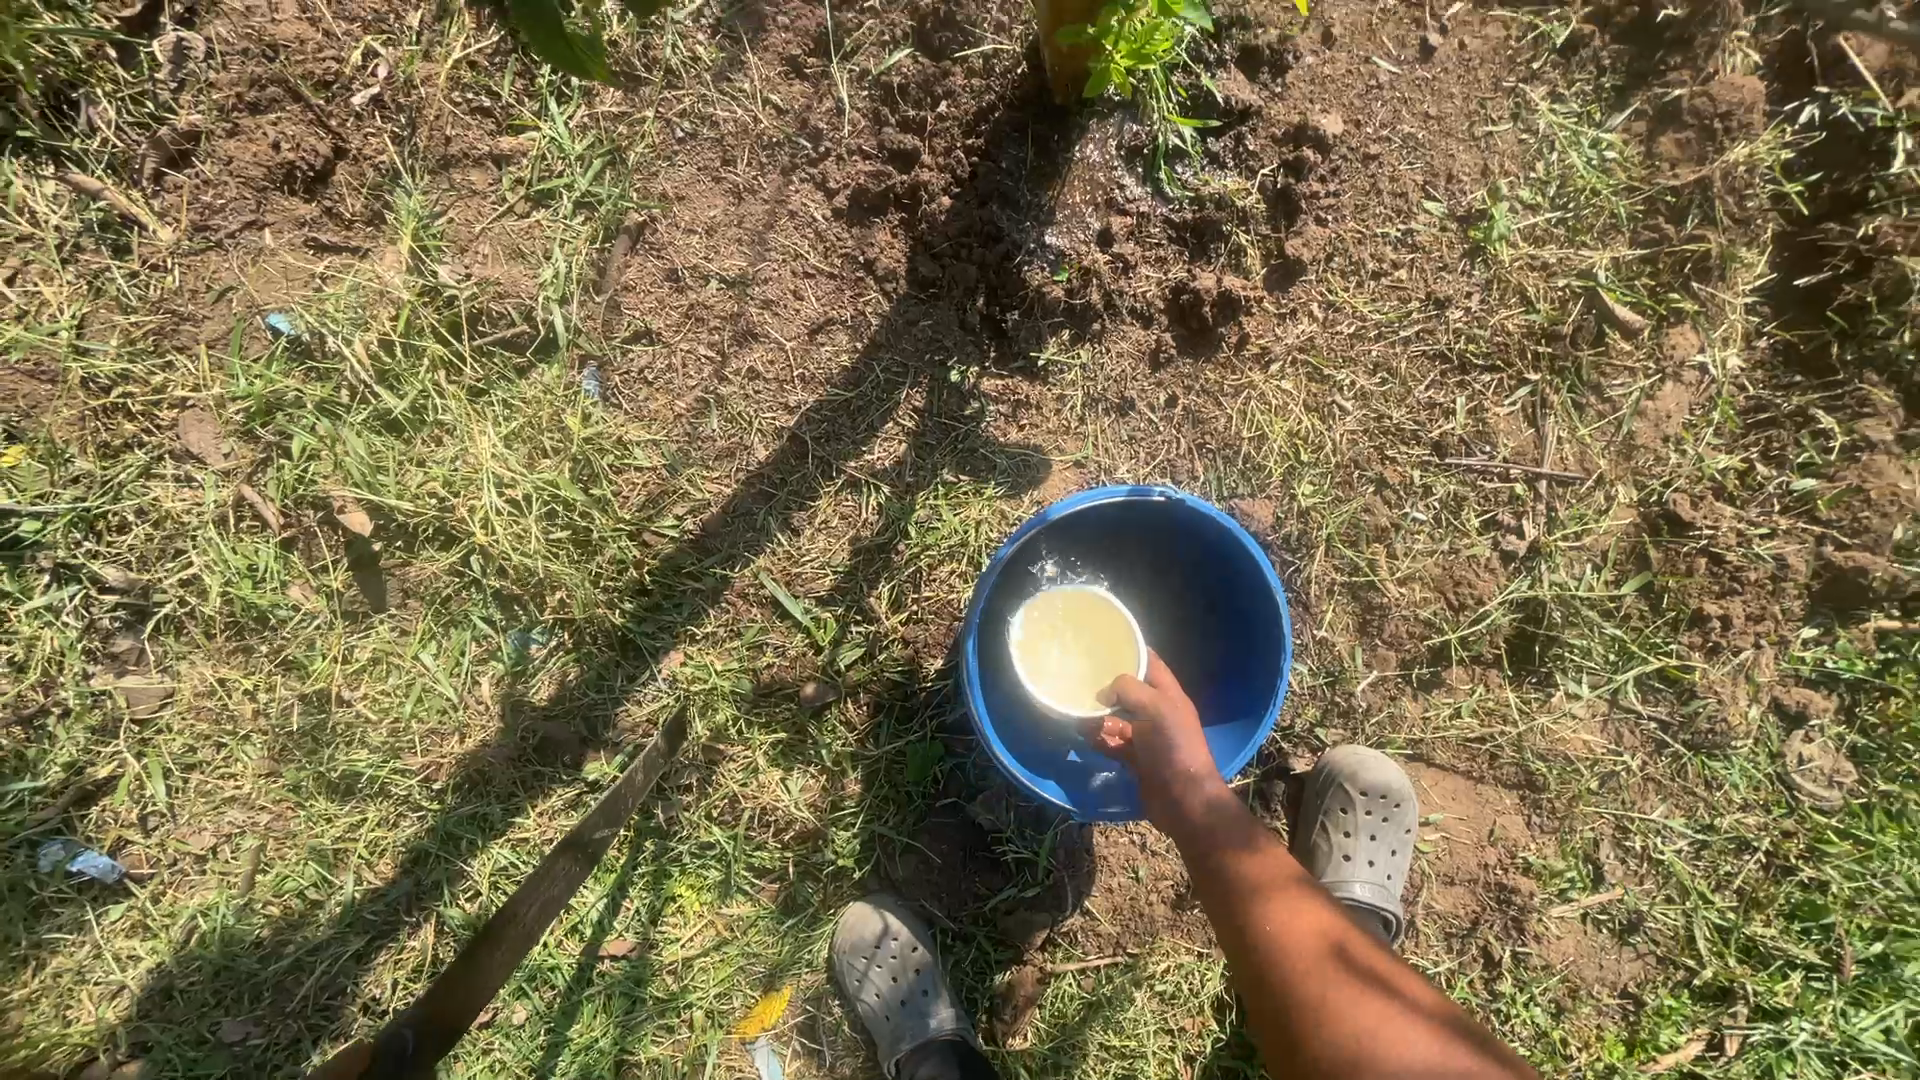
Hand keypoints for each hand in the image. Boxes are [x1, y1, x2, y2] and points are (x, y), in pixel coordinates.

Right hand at [1082, 650, 1230, 831]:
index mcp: (1168, 694)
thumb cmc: (1174, 747)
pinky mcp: (1135, 759)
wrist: (1185, 801)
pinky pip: (1112, 742)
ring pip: (1116, 717)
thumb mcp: (1156, 708)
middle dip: (1105, 686)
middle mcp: (1157, 712)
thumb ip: (1129, 689)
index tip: (1101, 642)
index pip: (1149, 662)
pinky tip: (1087, 738)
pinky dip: (1099, 739)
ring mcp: (1146, 736)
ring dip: (1097, 716)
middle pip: (1127, 690)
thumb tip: (1103, 692)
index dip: (1129, 650)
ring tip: (1078, 715)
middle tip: (1079, 679)